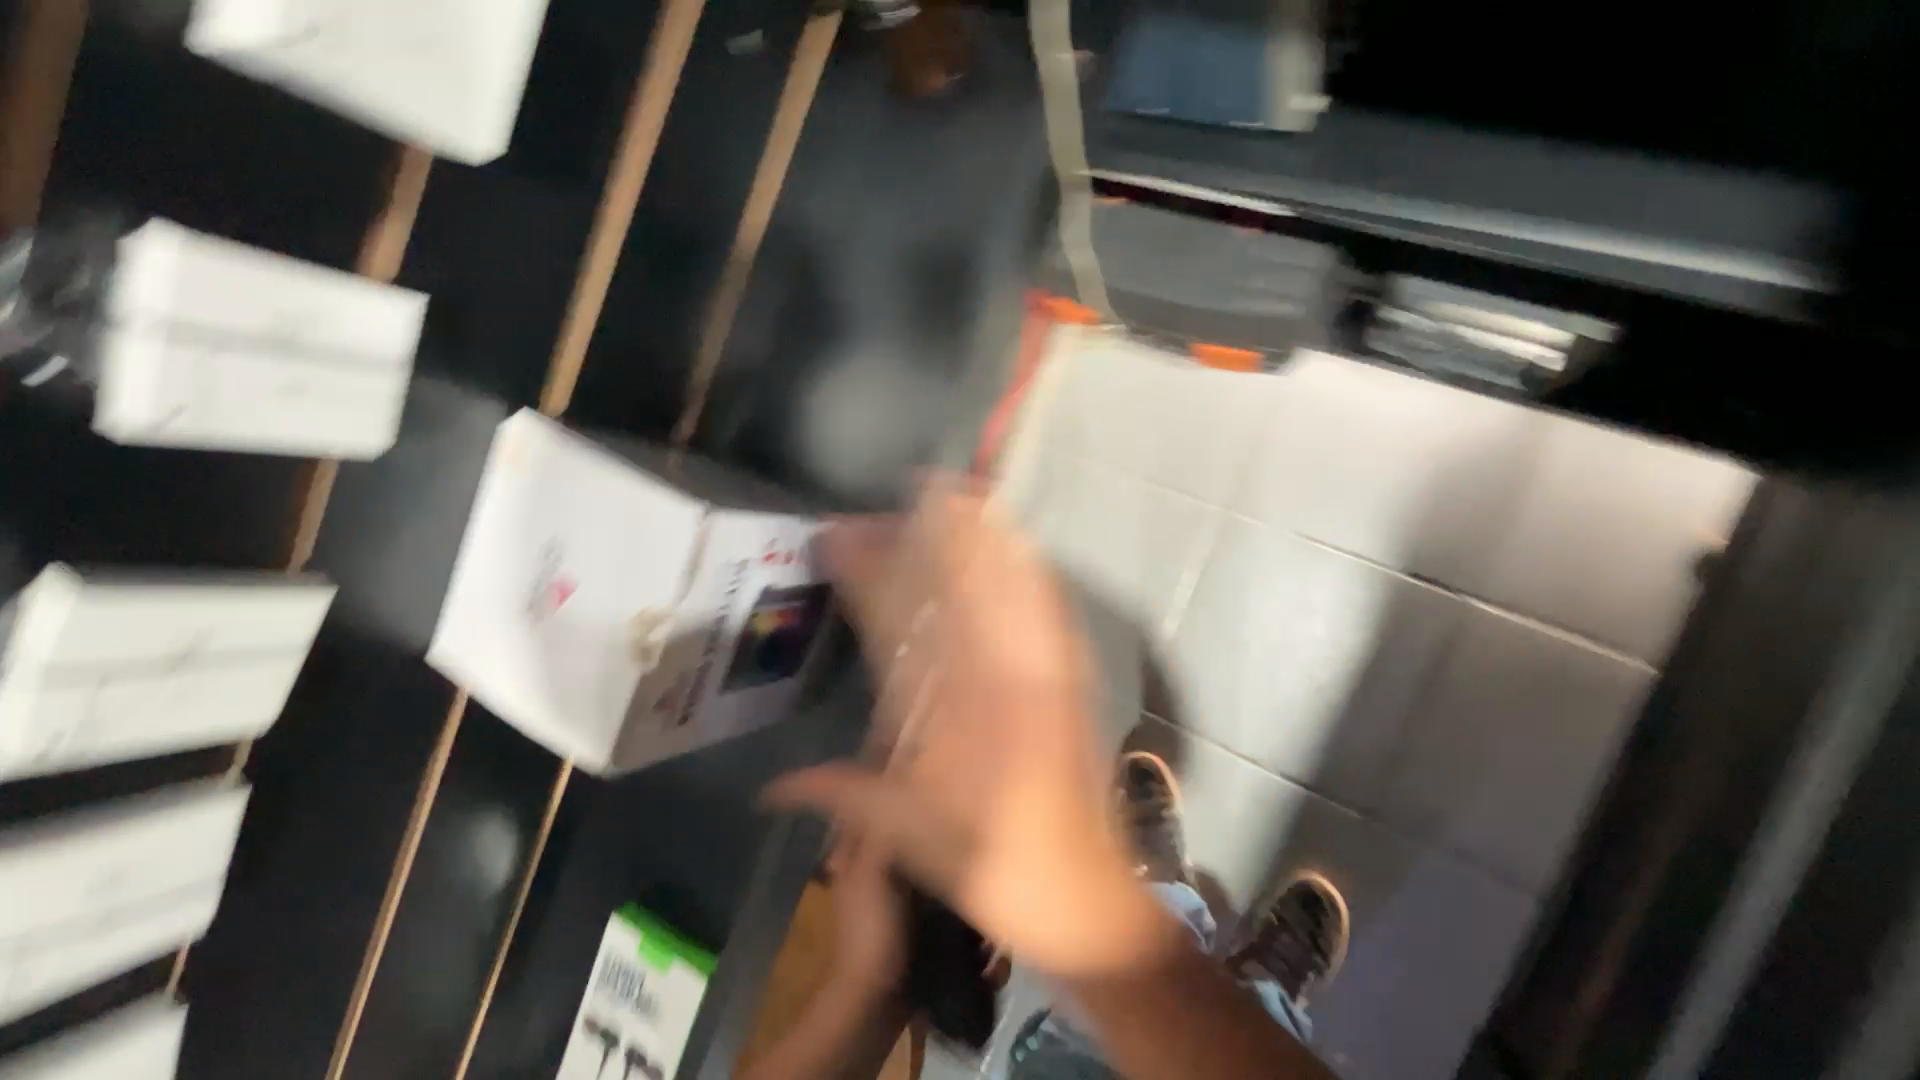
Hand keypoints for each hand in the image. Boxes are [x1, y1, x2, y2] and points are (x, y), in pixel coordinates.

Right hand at [766, 480, 1171, 977]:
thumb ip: (844, 797)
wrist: (1085, 896)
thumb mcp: (910, 836)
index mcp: (951, 712)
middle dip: (928, 534)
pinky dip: (1028, 569)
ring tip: (959, 492)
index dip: (866, 571)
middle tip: (902, 492)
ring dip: (984, 536)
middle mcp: (998, 680)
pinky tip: (1017, 545)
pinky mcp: (1074, 680)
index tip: (837, 534)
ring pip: (1010, 587)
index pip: (898, 623)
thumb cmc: (994, 866)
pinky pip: (1050, 609)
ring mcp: (1044, 674)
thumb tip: (772, 787)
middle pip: (959, 588)